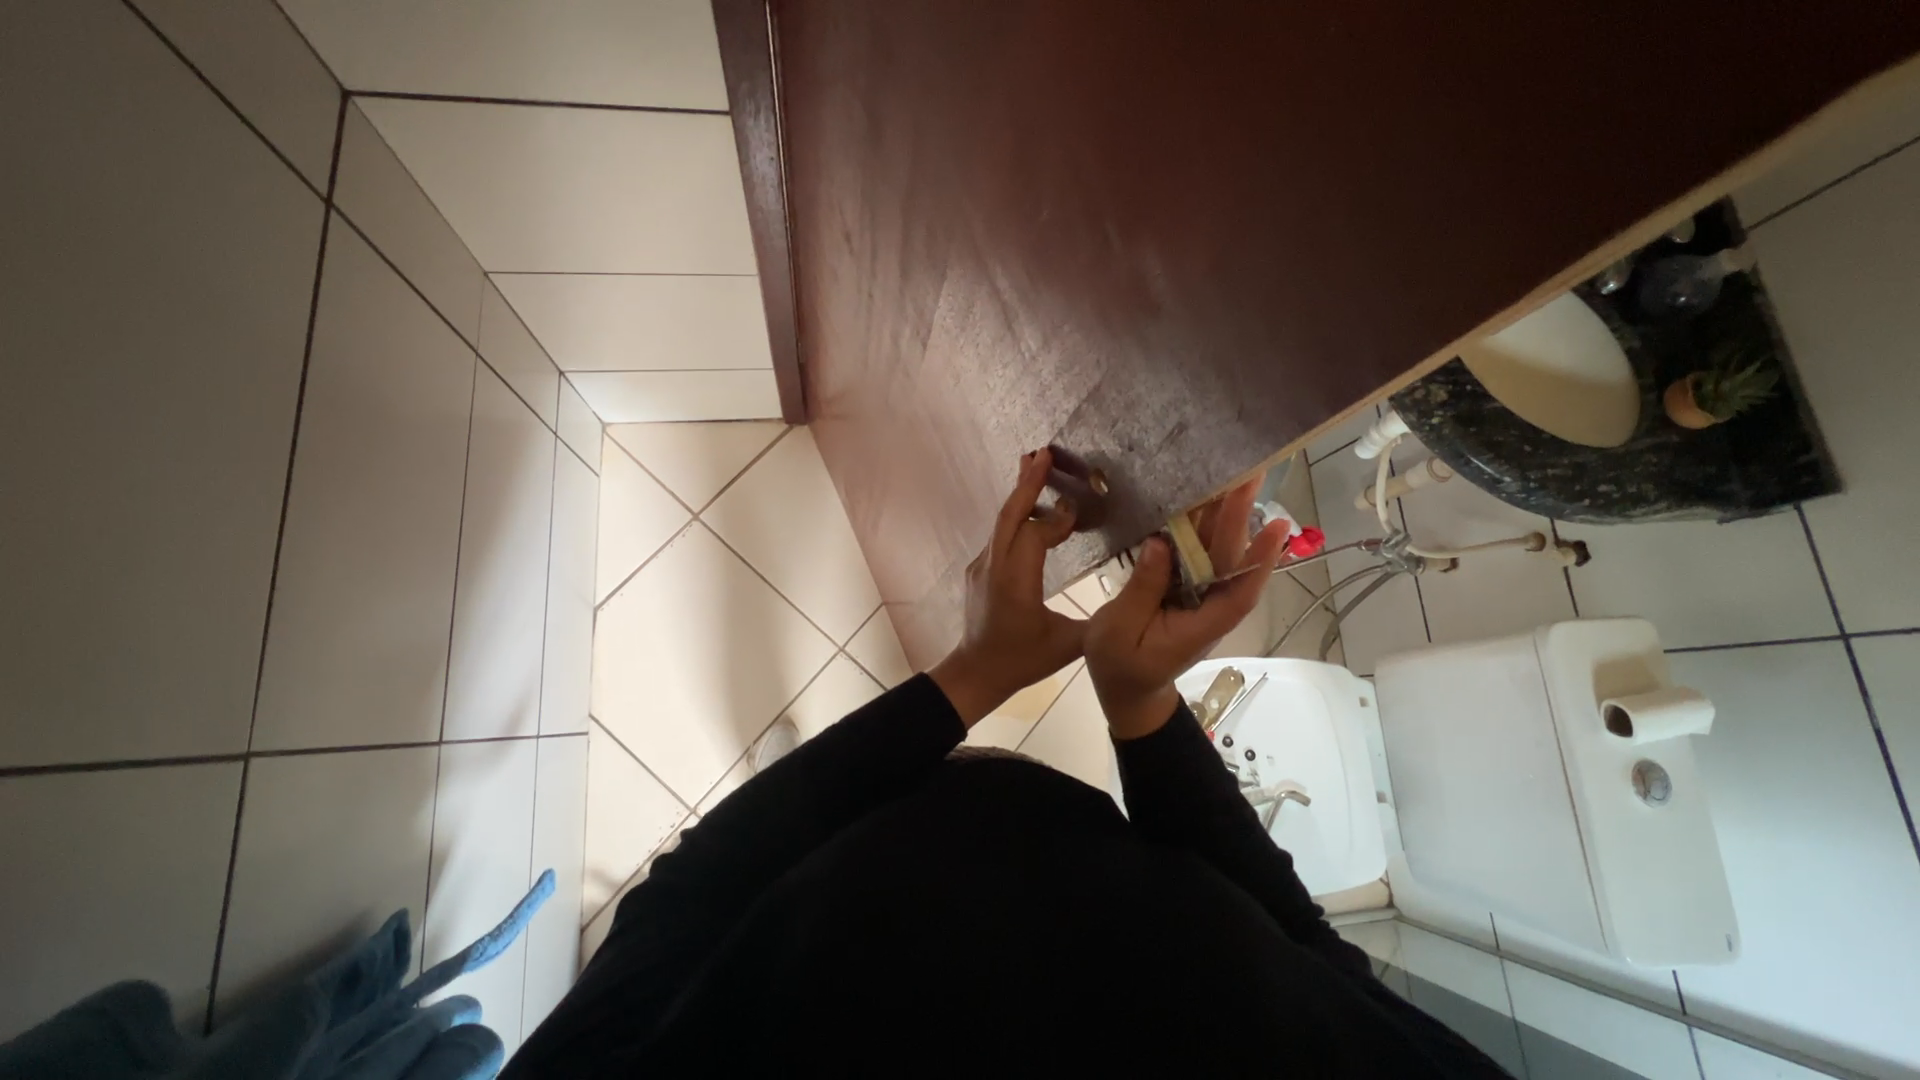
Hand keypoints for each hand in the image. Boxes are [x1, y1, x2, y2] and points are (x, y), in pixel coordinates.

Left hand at [928, 449, 1084, 726]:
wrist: (976, 672)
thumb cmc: (1023, 661)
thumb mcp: (1067, 645)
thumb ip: (1098, 619)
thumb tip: (1133, 596)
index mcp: (1014, 582)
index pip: (1035, 534)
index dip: (1057, 520)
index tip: (1077, 509)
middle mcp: (993, 566)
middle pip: (1009, 514)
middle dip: (1027, 482)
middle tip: (1043, 452)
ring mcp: (982, 566)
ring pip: (1001, 522)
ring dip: (1019, 494)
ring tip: (1033, 464)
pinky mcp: (979, 570)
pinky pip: (999, 535)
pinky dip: (1016, 515)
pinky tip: (1030, 508)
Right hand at [1083, 473, 1286, 739]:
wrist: (1126, 692)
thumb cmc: (1120, 668)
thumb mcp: (1119, 631)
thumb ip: (1141, 590)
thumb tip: (1161, 542)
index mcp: (1197, 625)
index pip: (1239, 593)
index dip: (1259, 561)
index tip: (1278, 527)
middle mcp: (1205, 607)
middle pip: (1230, 561)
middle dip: (1240, 517)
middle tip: (1249, 474)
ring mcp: (1195, 598)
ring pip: (1214, 552)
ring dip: (1223, 515)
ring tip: (1232, 476)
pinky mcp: (1182, 590)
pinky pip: (1194, 556)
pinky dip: (1197, 528)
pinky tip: (1199, 501)